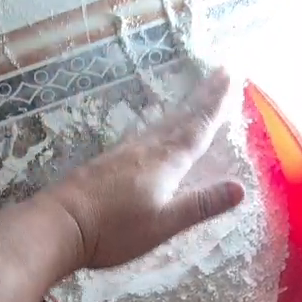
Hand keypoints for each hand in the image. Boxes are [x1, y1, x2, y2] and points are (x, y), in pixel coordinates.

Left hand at [41, 69, 245, 269]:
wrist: (61, 224)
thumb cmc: (114, 229)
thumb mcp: (163, 223)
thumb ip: (200, 204)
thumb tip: (241, 188)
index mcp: (166, 163)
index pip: (199, 129)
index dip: (217, 105)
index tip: (232, 77)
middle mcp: (147, 150)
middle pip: (182, 118)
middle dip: (205, 96)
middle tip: (223, 72)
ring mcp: (125, 153)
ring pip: (162, 125)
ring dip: (184, 109)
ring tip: (197, 96)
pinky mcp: (107, 162)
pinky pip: (144, 135)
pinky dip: (161, 126)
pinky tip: (156, 130)